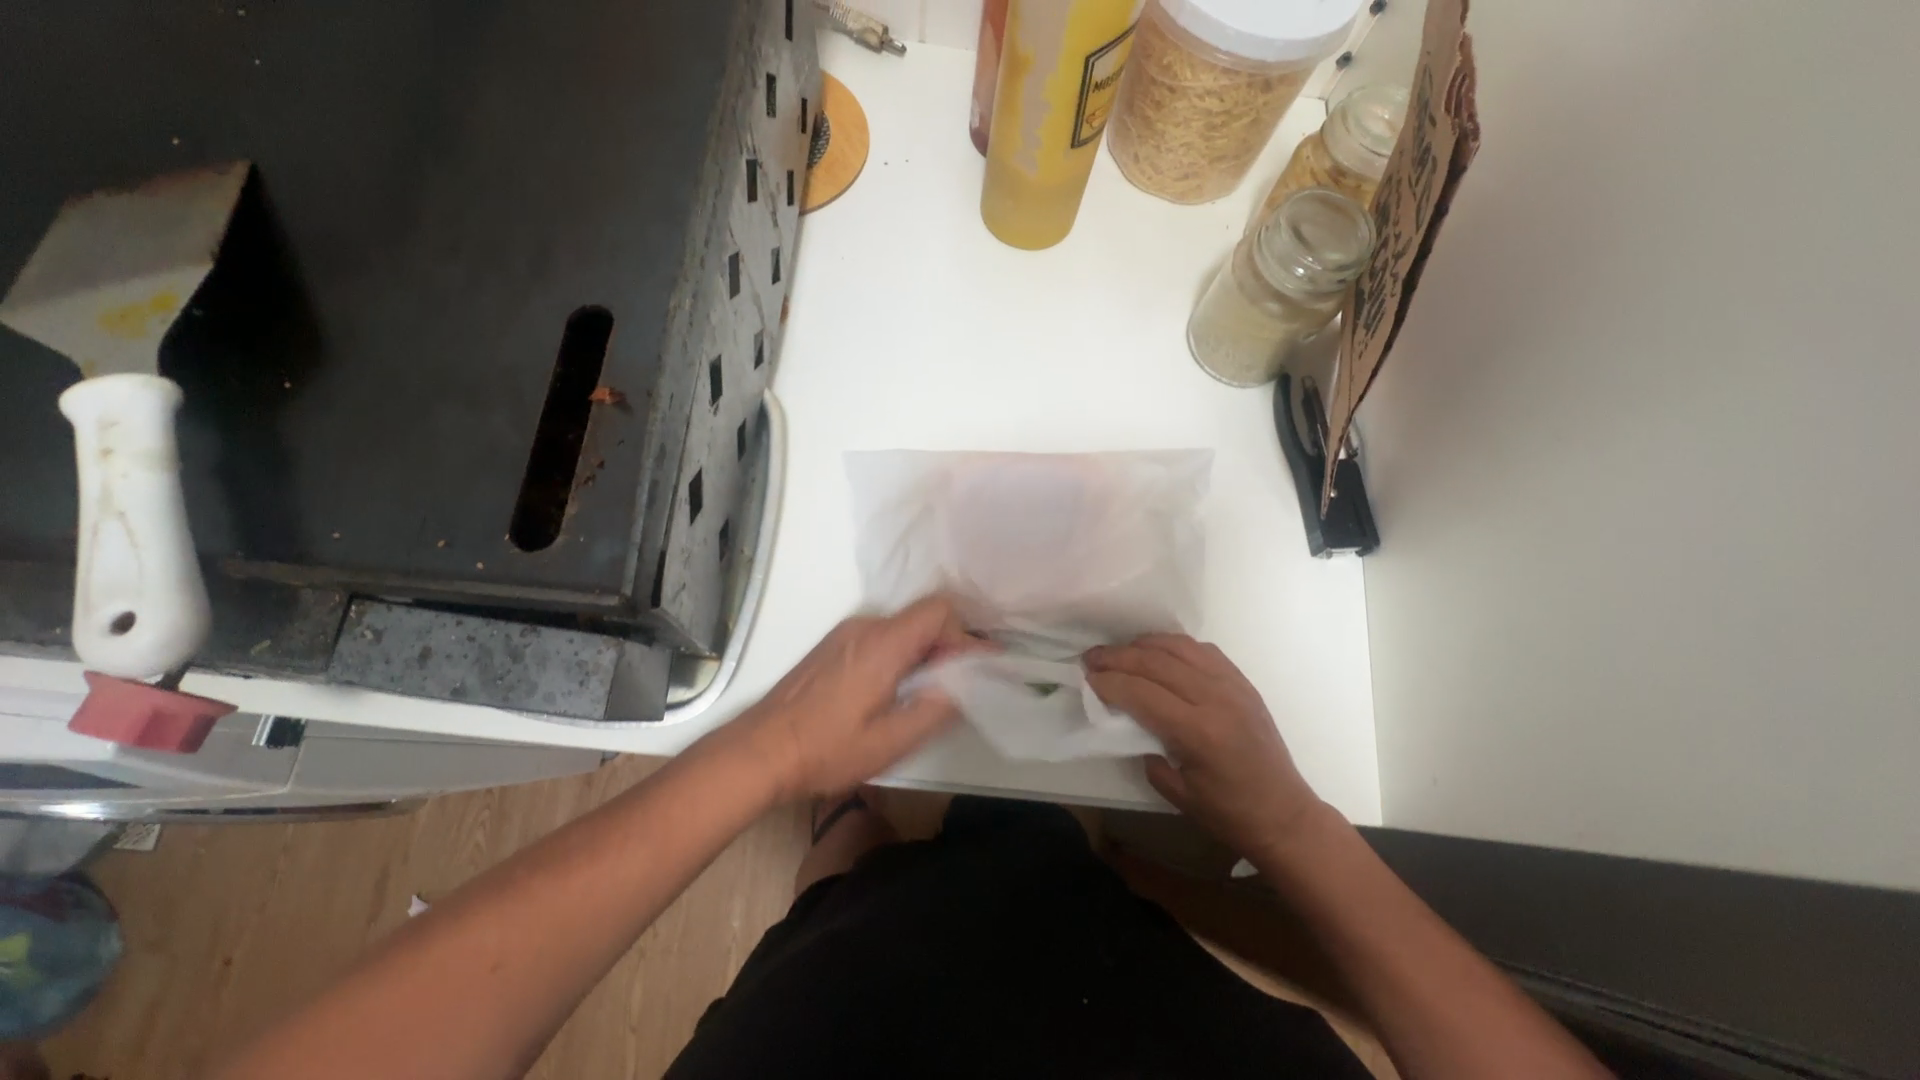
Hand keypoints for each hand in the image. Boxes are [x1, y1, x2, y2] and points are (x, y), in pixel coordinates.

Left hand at [728, 595, 978, 801]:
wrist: (759, 752)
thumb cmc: (826, 750)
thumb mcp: (890, 741)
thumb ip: (935, 710)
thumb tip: (963, 686)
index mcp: (883, 643)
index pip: (940, 611)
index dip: (965, 636)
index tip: (978, 669)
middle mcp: (864, 628)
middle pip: (921, 618)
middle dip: (947, 647)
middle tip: (959, 686)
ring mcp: (843, 635)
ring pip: (900, 629)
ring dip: (922, 654)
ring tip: (928, 694)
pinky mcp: (830, 648)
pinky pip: (879, 639)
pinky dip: (899, 657)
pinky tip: (894, 693)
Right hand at [1086, 634, 1326, 857]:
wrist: (1284, 814)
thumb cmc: (1228, 813)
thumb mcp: (1176, 793)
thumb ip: (1147, 752)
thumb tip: (1127, 722)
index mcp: (1199, 732)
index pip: (1142, 692)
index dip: (1110, 682)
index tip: (1087, 677)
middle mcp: (1216, 699)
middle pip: (1157, 662)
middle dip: (1119, 657)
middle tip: (1092, 657)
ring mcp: (1234, 687)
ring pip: (1181, 648)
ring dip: (1145, 644)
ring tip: (1121, 650)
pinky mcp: (1244, 684)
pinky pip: (1205, 651)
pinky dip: (1176, 646)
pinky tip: (1159, 652)